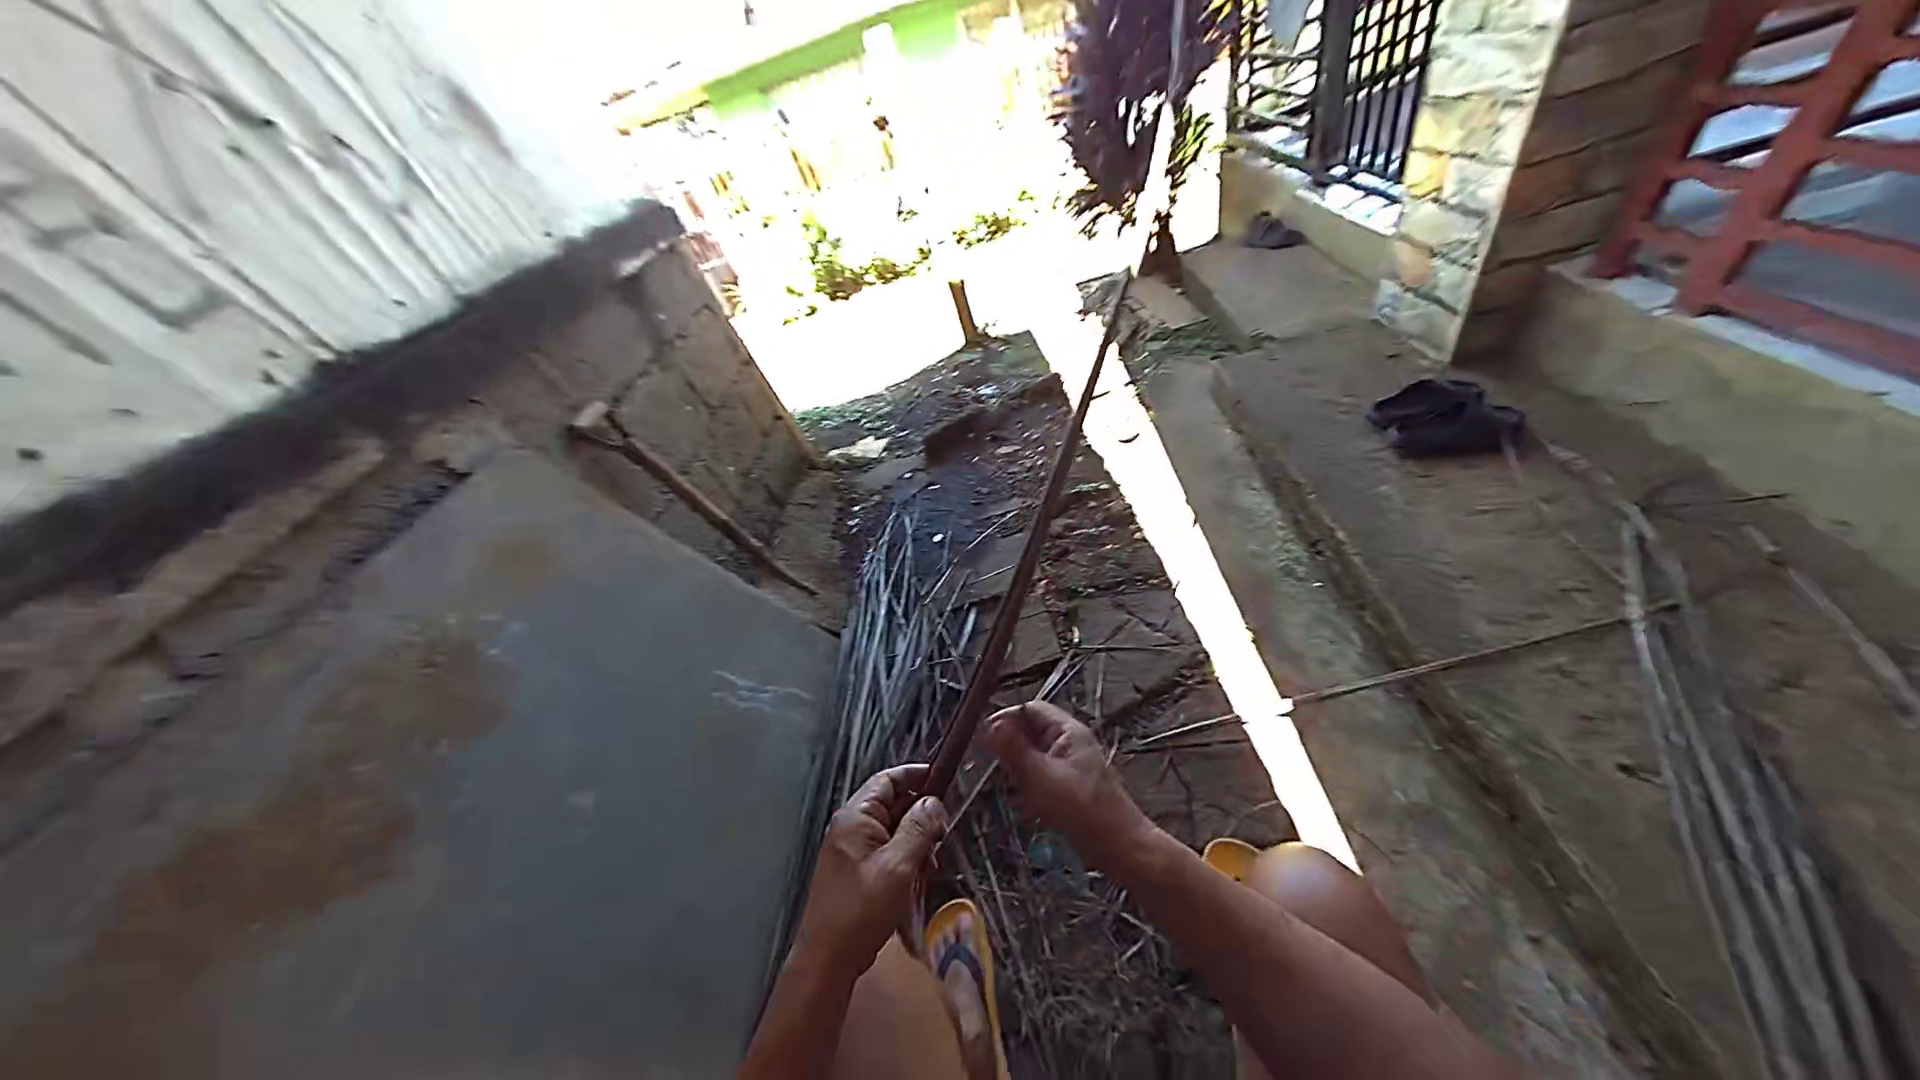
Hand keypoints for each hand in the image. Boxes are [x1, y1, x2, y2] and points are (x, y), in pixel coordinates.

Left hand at [791, 764, 947, 982]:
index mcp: (856, 817)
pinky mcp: (860, 872)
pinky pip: (890, 852)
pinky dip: (908, 860)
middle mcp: (853, 827)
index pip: (888, 779)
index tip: (944, 778)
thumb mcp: (898, 866)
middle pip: (894, 804)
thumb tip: (934, 803)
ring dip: (917, 842)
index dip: (916, 775)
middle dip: (921, 816)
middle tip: (943, 834)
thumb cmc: (860, 910)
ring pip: (895, 830)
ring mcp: (855, 850)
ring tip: (930, 864)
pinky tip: (918, 879)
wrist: (829, 961)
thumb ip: (919, 829)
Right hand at [984, 701, 1156, 870]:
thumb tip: (989, 726)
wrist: (1118, 847)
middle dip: (1011, 748)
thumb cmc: (1082, 809)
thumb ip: (1013, 750)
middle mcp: (1070, 742)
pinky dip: (1031, 787)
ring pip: (1033, 756)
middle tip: (997, 767)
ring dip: (1020, 771)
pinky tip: (1029, 806)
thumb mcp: (1040, 775)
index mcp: (1067, 731)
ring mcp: (1070, 764)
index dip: (1005, 719)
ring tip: (1017, 790)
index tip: (985, 737)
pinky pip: (1041, 776)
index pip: (1029, 709)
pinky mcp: (1070, 786)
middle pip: (1030, 732)